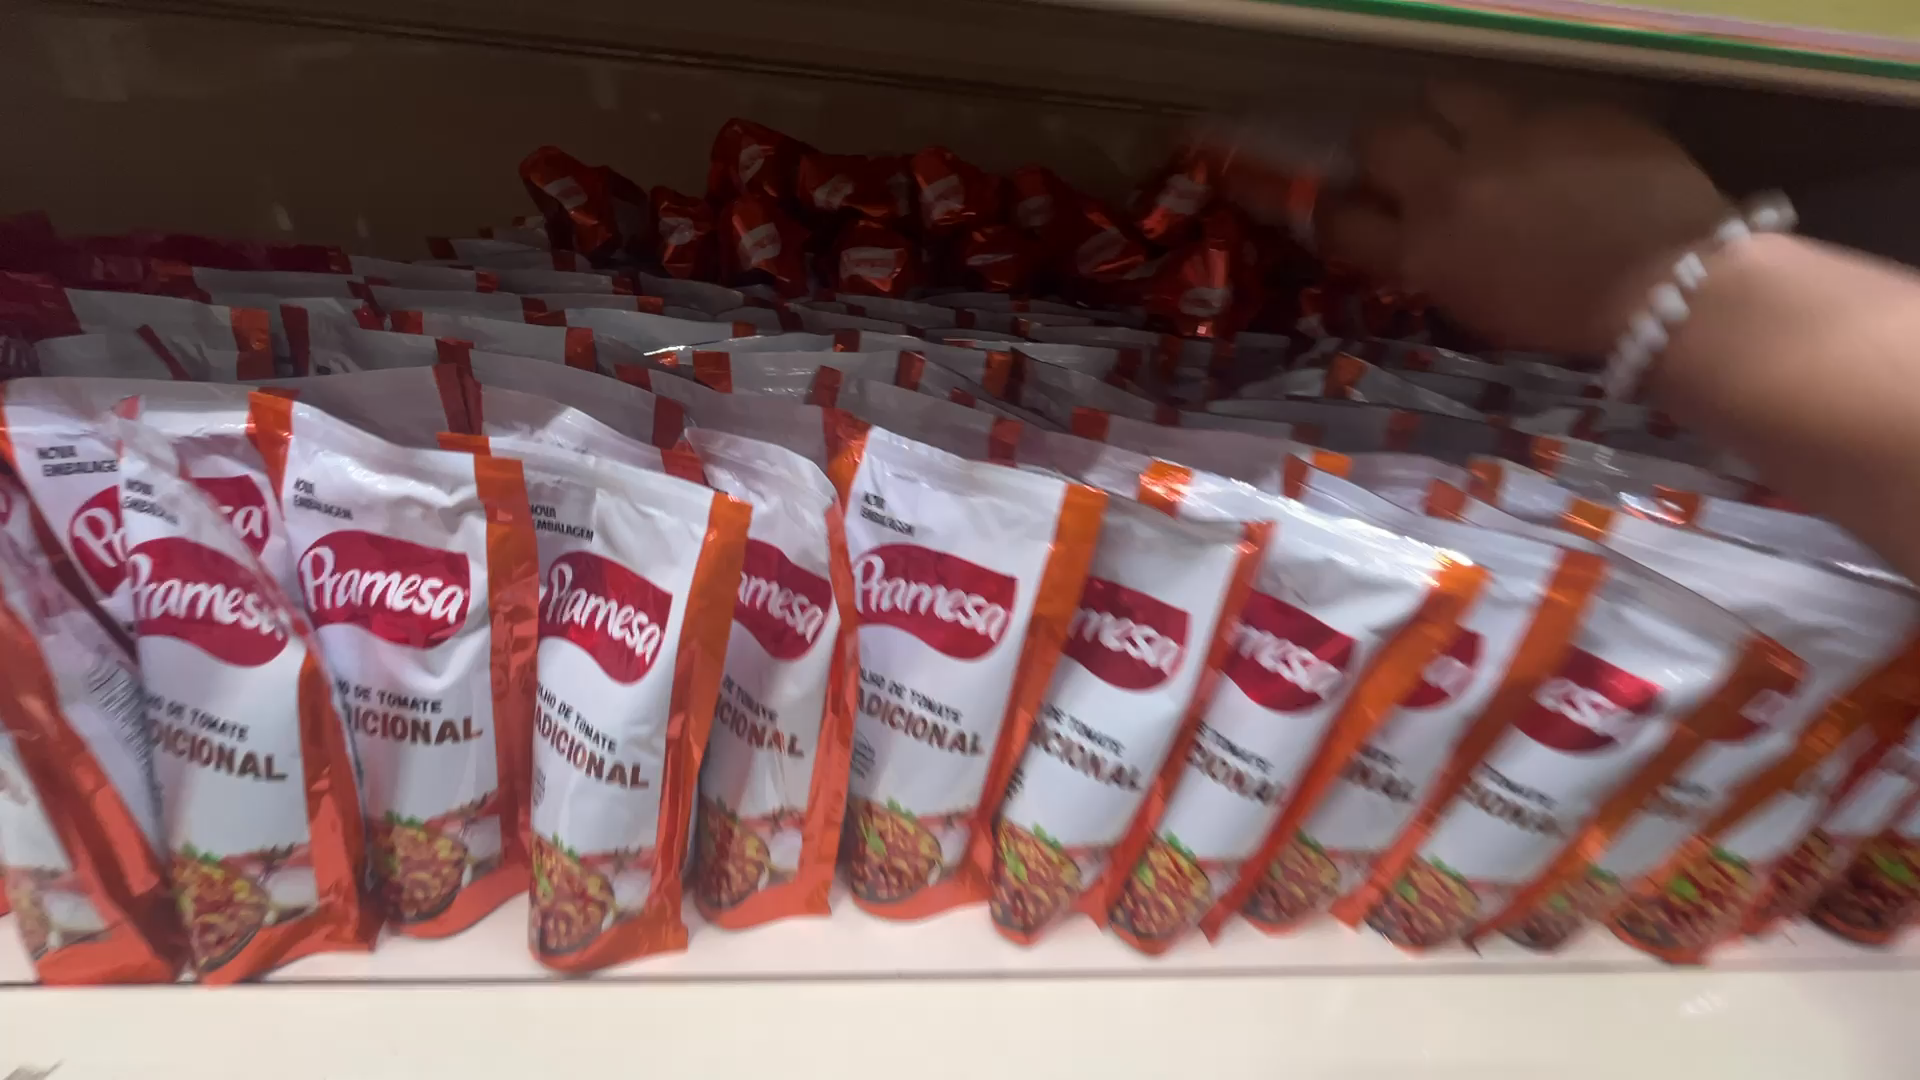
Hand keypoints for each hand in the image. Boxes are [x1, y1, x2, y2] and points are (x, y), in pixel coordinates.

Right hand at [1317, 85, 1730, 355]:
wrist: (1663, 285)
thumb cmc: (1550, 316)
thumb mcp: (1460, 301)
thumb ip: (1420, 259)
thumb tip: (1401, 230)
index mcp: (1417, 250)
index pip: (1337, 217)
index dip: (1328, 209)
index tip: (1340, 206)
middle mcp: (1448, 185)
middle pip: (1379, 135)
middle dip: (1378, 145)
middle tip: (1397, 156)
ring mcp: (1510, 139)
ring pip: (1444, 95)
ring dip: (1440, 114)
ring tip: (1462, 132)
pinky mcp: (1570, 111)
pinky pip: (1525, 106)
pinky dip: (1520, 127)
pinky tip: (1547, 151)